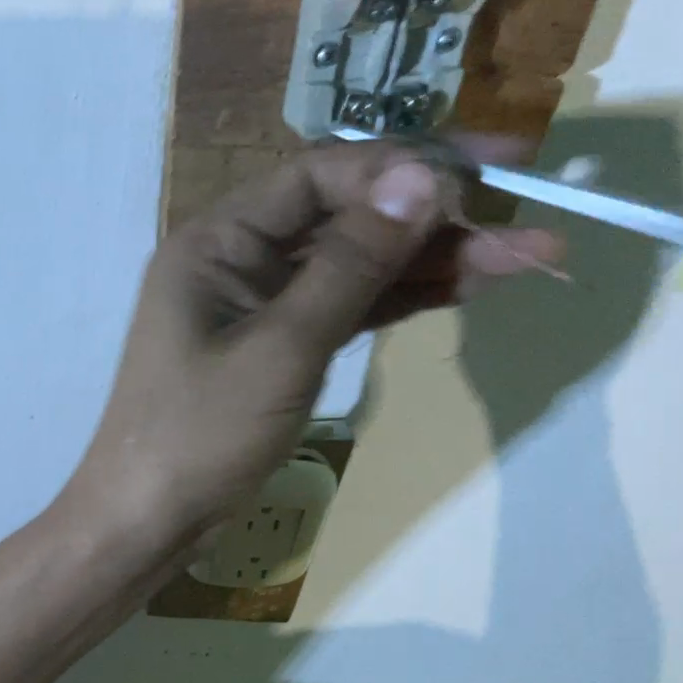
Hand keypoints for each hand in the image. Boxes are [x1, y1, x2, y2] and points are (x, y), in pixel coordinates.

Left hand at [62, 139, 561, 541]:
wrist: (149, 517)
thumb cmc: (200, 431)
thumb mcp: (282, 345)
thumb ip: (351, 262)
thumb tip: (422, 175)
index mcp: (215, 242)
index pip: (317, 176)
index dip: (404, 165)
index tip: (489, 169)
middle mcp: (233, 261)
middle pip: (344, 216)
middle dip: (433, 214)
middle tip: (534, 205)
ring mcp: (255, 307)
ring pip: (354, 264)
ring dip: (433, 260)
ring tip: (534, 255)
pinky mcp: (275, 348)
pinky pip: (346, 307)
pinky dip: (400, 300)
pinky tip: (470, 288)